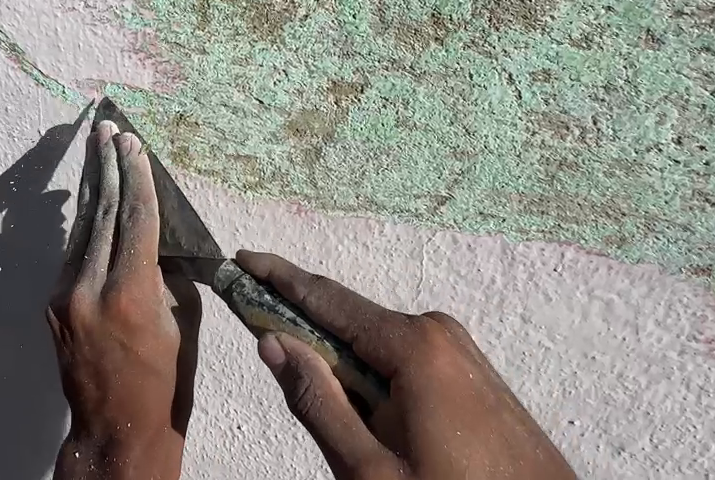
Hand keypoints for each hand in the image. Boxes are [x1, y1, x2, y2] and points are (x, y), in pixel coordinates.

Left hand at [47, 114, 200, 479]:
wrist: (116, 428)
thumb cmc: (165, 380)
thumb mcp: (180, 321)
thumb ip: (164, 271)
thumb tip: (154, 232)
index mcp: (130, 294)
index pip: (135, 219)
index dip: (137, 178)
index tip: (135, 145)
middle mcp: (89, 288)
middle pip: (101, 212)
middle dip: (107, 166)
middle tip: (109, 128)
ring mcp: (64, 294)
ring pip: (82, 226)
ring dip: (91, 185)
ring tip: (97, 147)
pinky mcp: (52, 302)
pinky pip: (74, 251)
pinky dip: (86, 221)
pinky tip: (91, 195)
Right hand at [236, 251, 574, 479]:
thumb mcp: (372, 474)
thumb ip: (317, 401)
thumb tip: (272, 341)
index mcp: (411, 345)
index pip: (324, 298)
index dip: (276, 278)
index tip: (239, 258)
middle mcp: (436, 331)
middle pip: (349, 322)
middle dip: (310, 336)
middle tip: (276, 354)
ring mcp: (461, 351)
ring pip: (377, 347)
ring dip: (346, 368)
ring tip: (347, 426)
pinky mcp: (474, 374)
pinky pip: (406, 361)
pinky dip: (376, 378)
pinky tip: (379, 423)